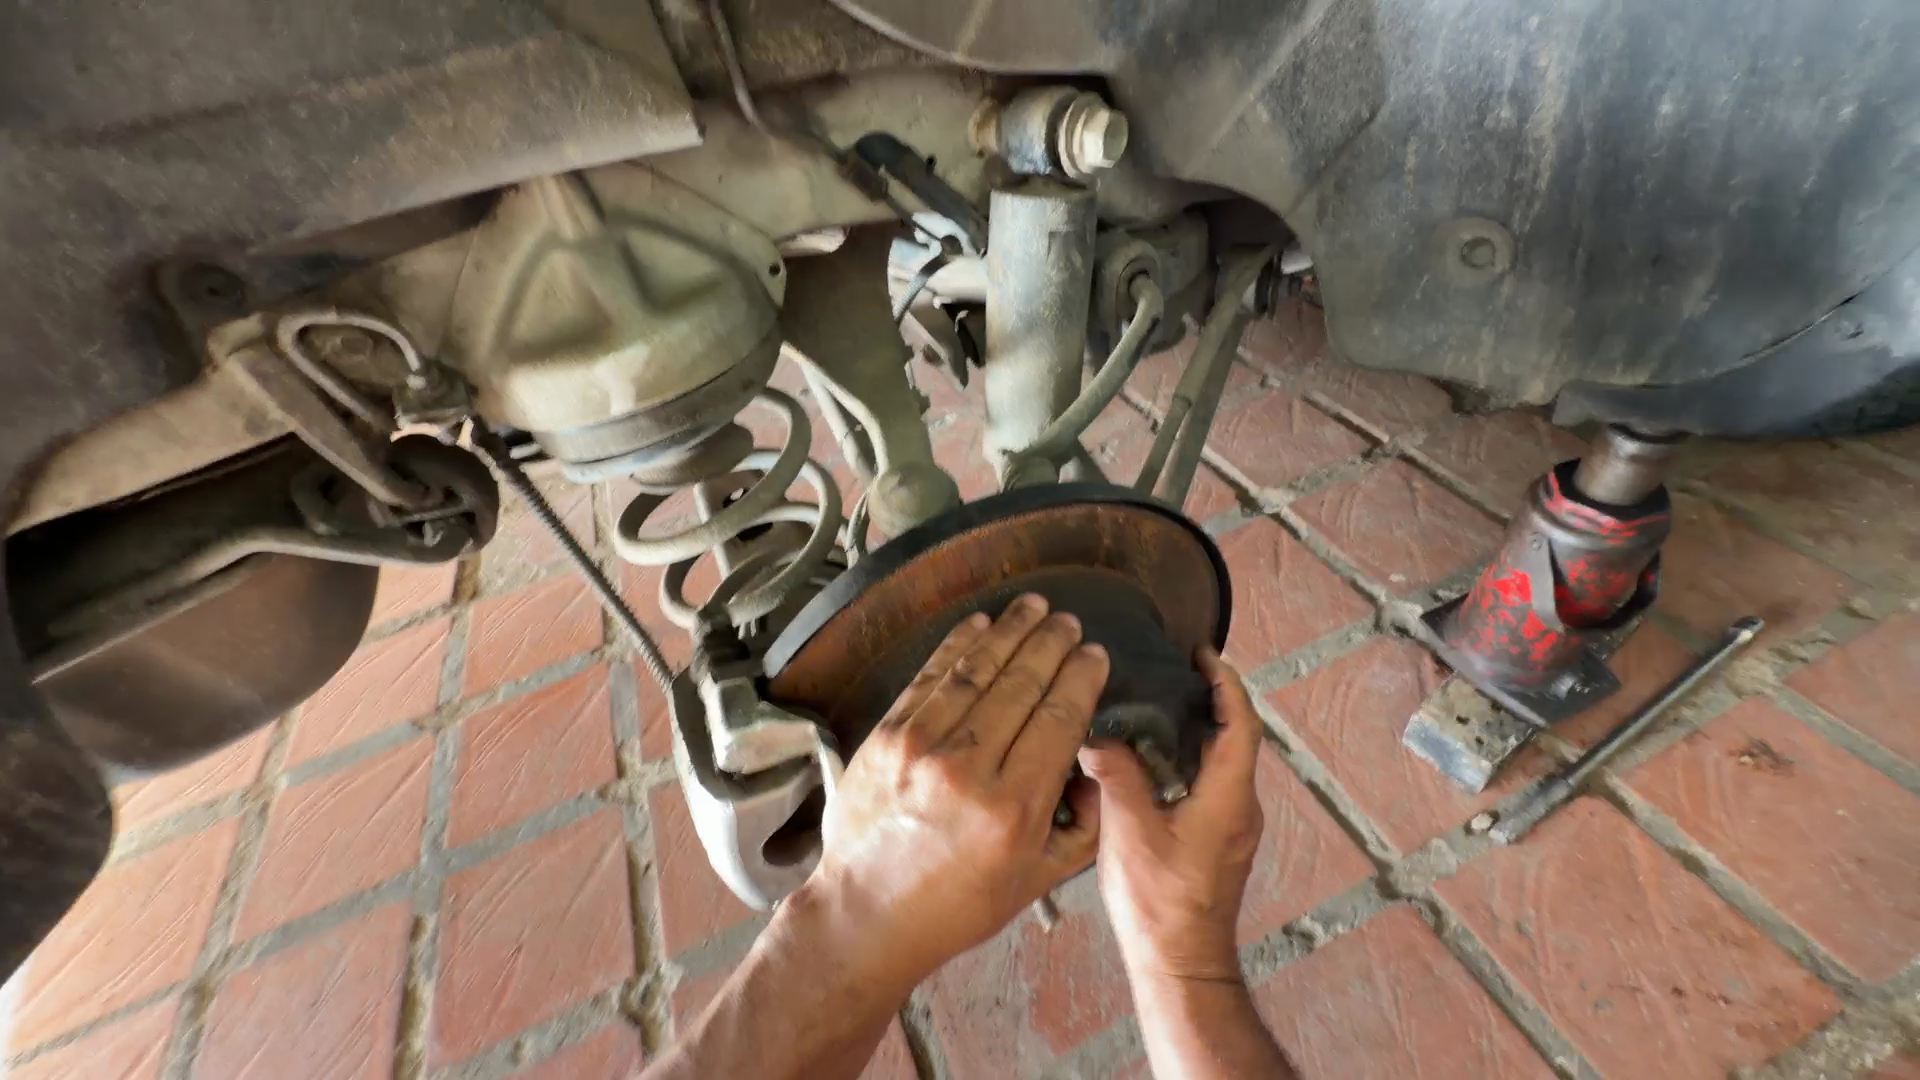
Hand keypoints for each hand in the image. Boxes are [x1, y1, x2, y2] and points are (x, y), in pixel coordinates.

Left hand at [805, 594, 1109, 987]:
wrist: (867, 912)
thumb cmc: (958, 903)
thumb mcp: (1036, 880)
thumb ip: (1083, 825)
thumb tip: (1096, 766)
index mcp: (1013, 806)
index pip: (1059, 719)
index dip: (1080, 678)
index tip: (1094, 654)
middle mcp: (968, 767)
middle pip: (1021, 684)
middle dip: (1050, 644)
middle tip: (1069, 621)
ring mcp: (921, 745)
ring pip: (977, 671)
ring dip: (1009, 631)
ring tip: (1033, 605)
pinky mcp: (887, 734)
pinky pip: (930, 677)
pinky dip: (957, 644)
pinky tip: (980, 623)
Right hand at [1078, 649, 1263, 982]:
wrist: (1182, 962)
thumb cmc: (1160, 899)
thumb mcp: (1129, 830)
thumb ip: (1116, 774)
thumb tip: (1096, 736)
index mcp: (1228, 797)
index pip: (1241, 725)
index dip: (1227, 684)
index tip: (1205, 654)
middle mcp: (1240, 806)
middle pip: (1238, 738)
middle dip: (1214, 698)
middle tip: (1176, 669)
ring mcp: (1233, 826)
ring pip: (1226, 760)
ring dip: (1203, 726)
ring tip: (1161, 701)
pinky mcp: (1220, 839)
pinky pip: (1214, 780)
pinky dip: (1193, 753)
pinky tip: (1155, 754)